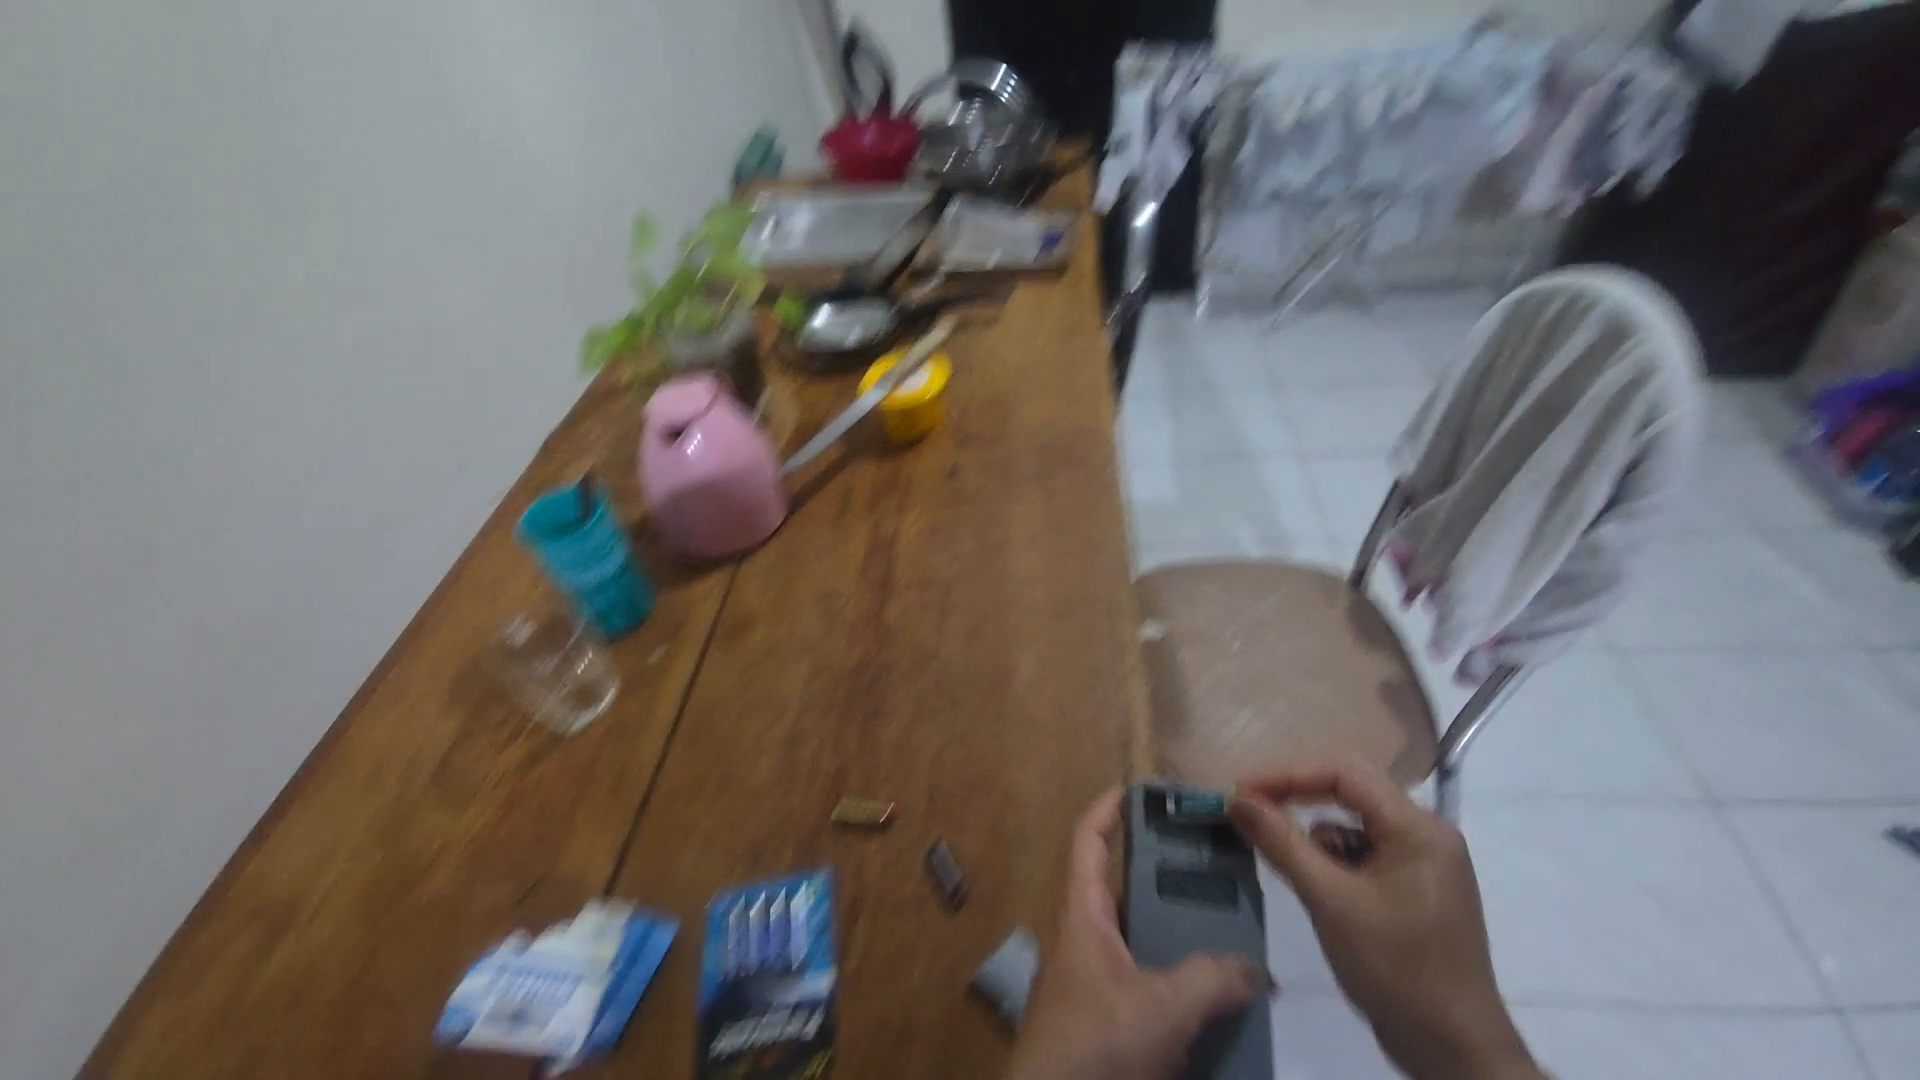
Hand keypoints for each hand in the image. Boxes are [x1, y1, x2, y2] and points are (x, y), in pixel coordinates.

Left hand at [1008, 788, 1265, 1079]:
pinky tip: (1215, 998)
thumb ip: (1210, 980)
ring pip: (1139, 941)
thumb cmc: (1097, 1046)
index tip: (1135, 789)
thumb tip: (1253, 969)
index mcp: (1082, 917)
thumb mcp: (1161, 1008)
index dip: (1107, 810)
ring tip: (1228, 930)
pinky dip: (1176, 982)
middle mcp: (1083, 941)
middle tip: (1211, 866)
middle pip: (1121, 889)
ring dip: (1176, 934)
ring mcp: (1091, 983)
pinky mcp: (1103, 1021)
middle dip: (1161, 875)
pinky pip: (1145, 985)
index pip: (1087, 842)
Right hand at [1228, 763, 1542, 1079]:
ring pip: (1355, 824)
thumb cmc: (1395, 970)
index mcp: (1417, 828)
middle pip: (1350, 793)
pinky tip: (1318, 890)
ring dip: (1315, 837)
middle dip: (1297, 801)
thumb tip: (1237, 799)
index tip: (1241, 793)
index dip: (1287, 775)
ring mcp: (1426, 861)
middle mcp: (1428, 833)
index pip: (1343, 773)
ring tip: (1287, 866)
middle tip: (1250, 814)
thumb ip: (1282, 843)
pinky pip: (1367, 852)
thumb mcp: (1329, 902)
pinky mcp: (1419, 887)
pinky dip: (1335, 861)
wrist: (1455, 1051)